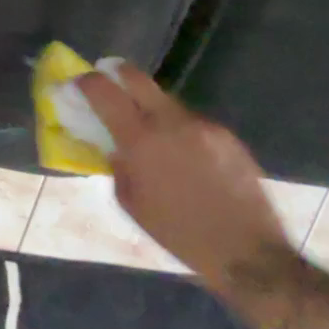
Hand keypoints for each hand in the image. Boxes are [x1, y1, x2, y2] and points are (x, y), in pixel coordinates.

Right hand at [76, 62, 293, 289]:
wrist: (250, 254)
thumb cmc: (180, 233)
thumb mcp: (131, 203)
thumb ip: (117, 165)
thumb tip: (115, 146)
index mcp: (141, 140)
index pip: (104, 91)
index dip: (86, 82)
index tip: (78, 84)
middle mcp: (172, 123)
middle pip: (136, 78)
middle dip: (116, 74)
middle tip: (108, 83)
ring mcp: (204, 128)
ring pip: (166, 101)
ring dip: (151, 107)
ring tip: (152, 133)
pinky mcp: (229, 138)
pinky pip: (193, 122)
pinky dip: (179, 128)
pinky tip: (184, 153)